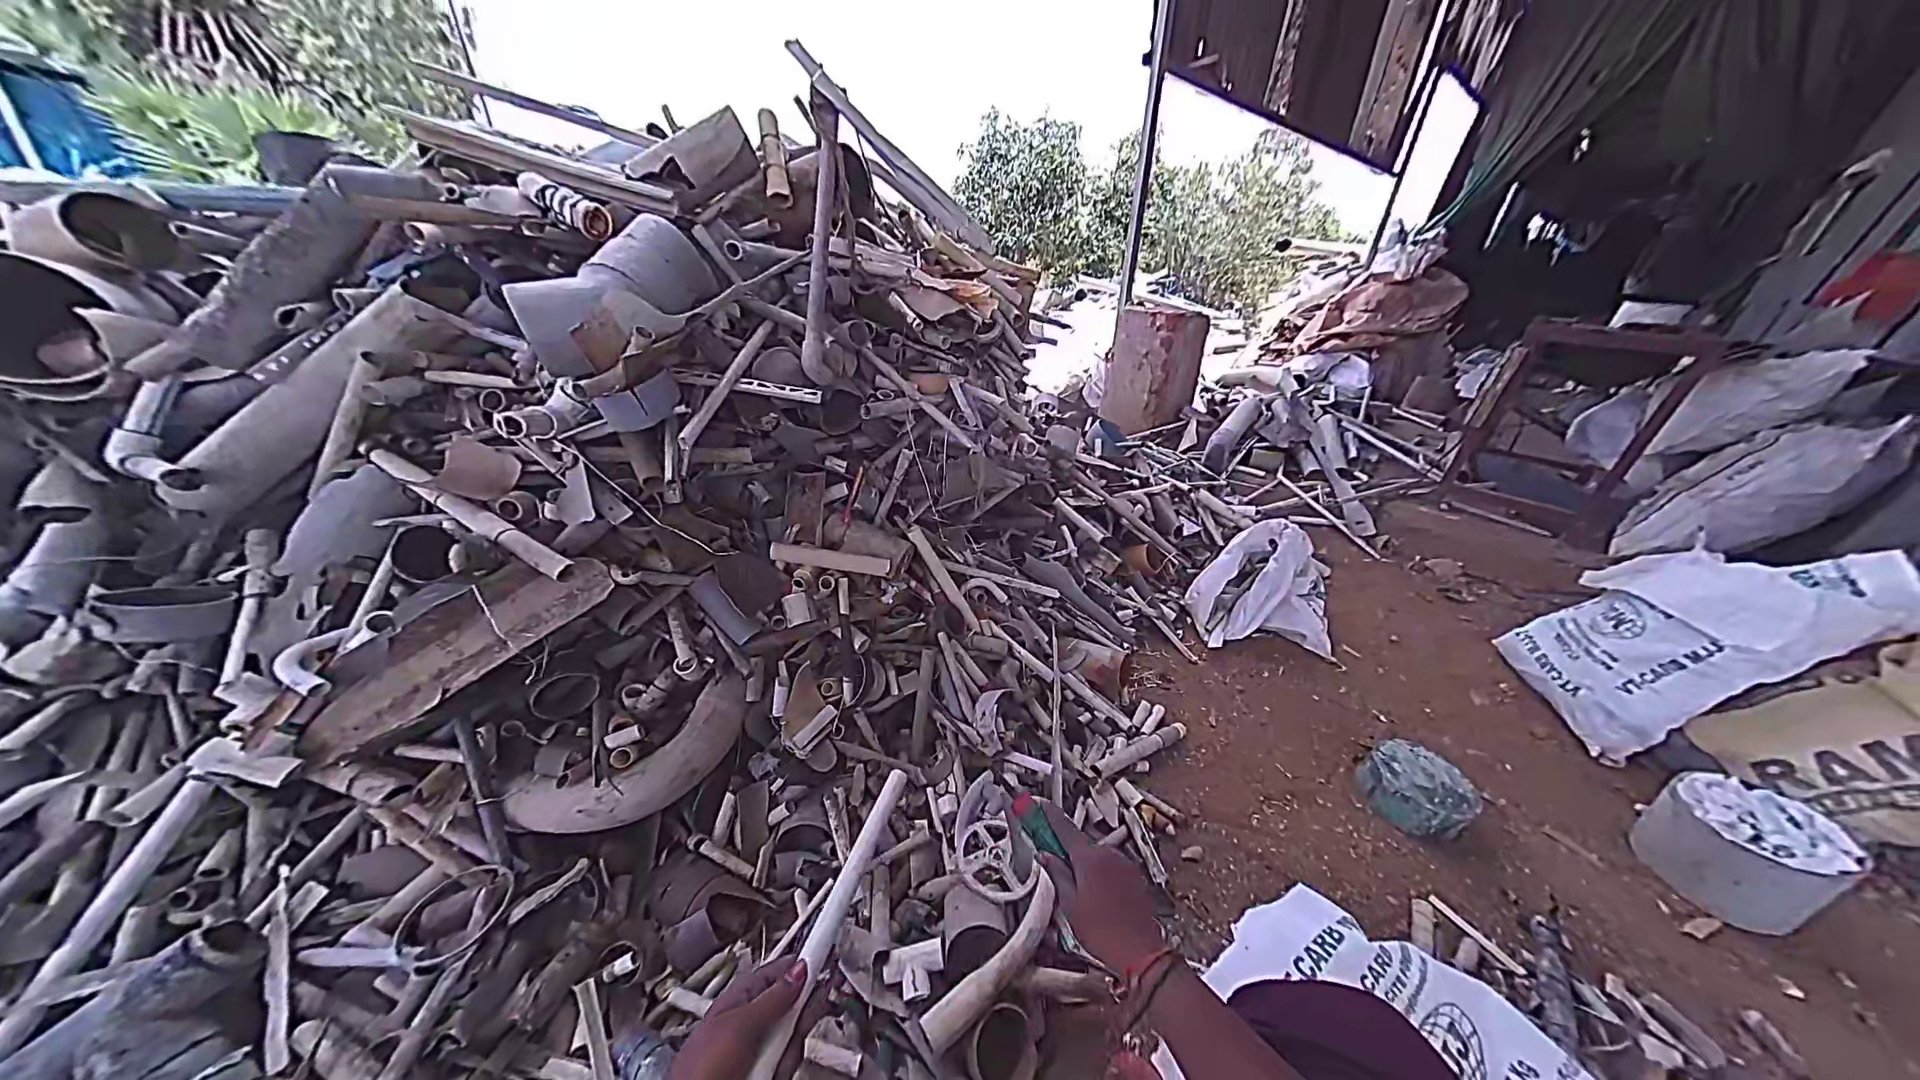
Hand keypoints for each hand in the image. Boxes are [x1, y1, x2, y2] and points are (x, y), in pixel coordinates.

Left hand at [667, 958, 807, 1079]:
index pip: (779, 971)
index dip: (801, 965)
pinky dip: (785, 1068)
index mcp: (740, 1000)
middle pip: (793, 1007)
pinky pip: (789, 1063)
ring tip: (769, 1066)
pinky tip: (771, 1076)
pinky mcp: (766, 1074)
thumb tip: (800, 967)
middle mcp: (751, 1023)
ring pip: (794, 1038)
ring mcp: (759, 1051)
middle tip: (793, 1031)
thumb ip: (774, 997)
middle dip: (798, 1021)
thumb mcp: (740, 1026)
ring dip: (789, 1052)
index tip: (827, 953)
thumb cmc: (699, 1073)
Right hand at [1034, 799, 1165, 973]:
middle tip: (1047, 853)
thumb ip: (1057, 874)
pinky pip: (1108, 865)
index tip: (1033, 804)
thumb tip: (1046, 857)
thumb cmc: (1104, 933)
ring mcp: (1123, 863)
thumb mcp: (1070, 905)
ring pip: (1094, 853)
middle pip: (1078, 840)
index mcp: (1089, 858)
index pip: (1062, 826)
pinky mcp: (1133, 875)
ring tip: (1073, 887)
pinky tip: (1093, 893)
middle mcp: (1108, 854)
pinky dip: (1097, 871)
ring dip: (1081, 861)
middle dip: (1062, 845)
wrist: (1143, 954)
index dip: (1045, 814)